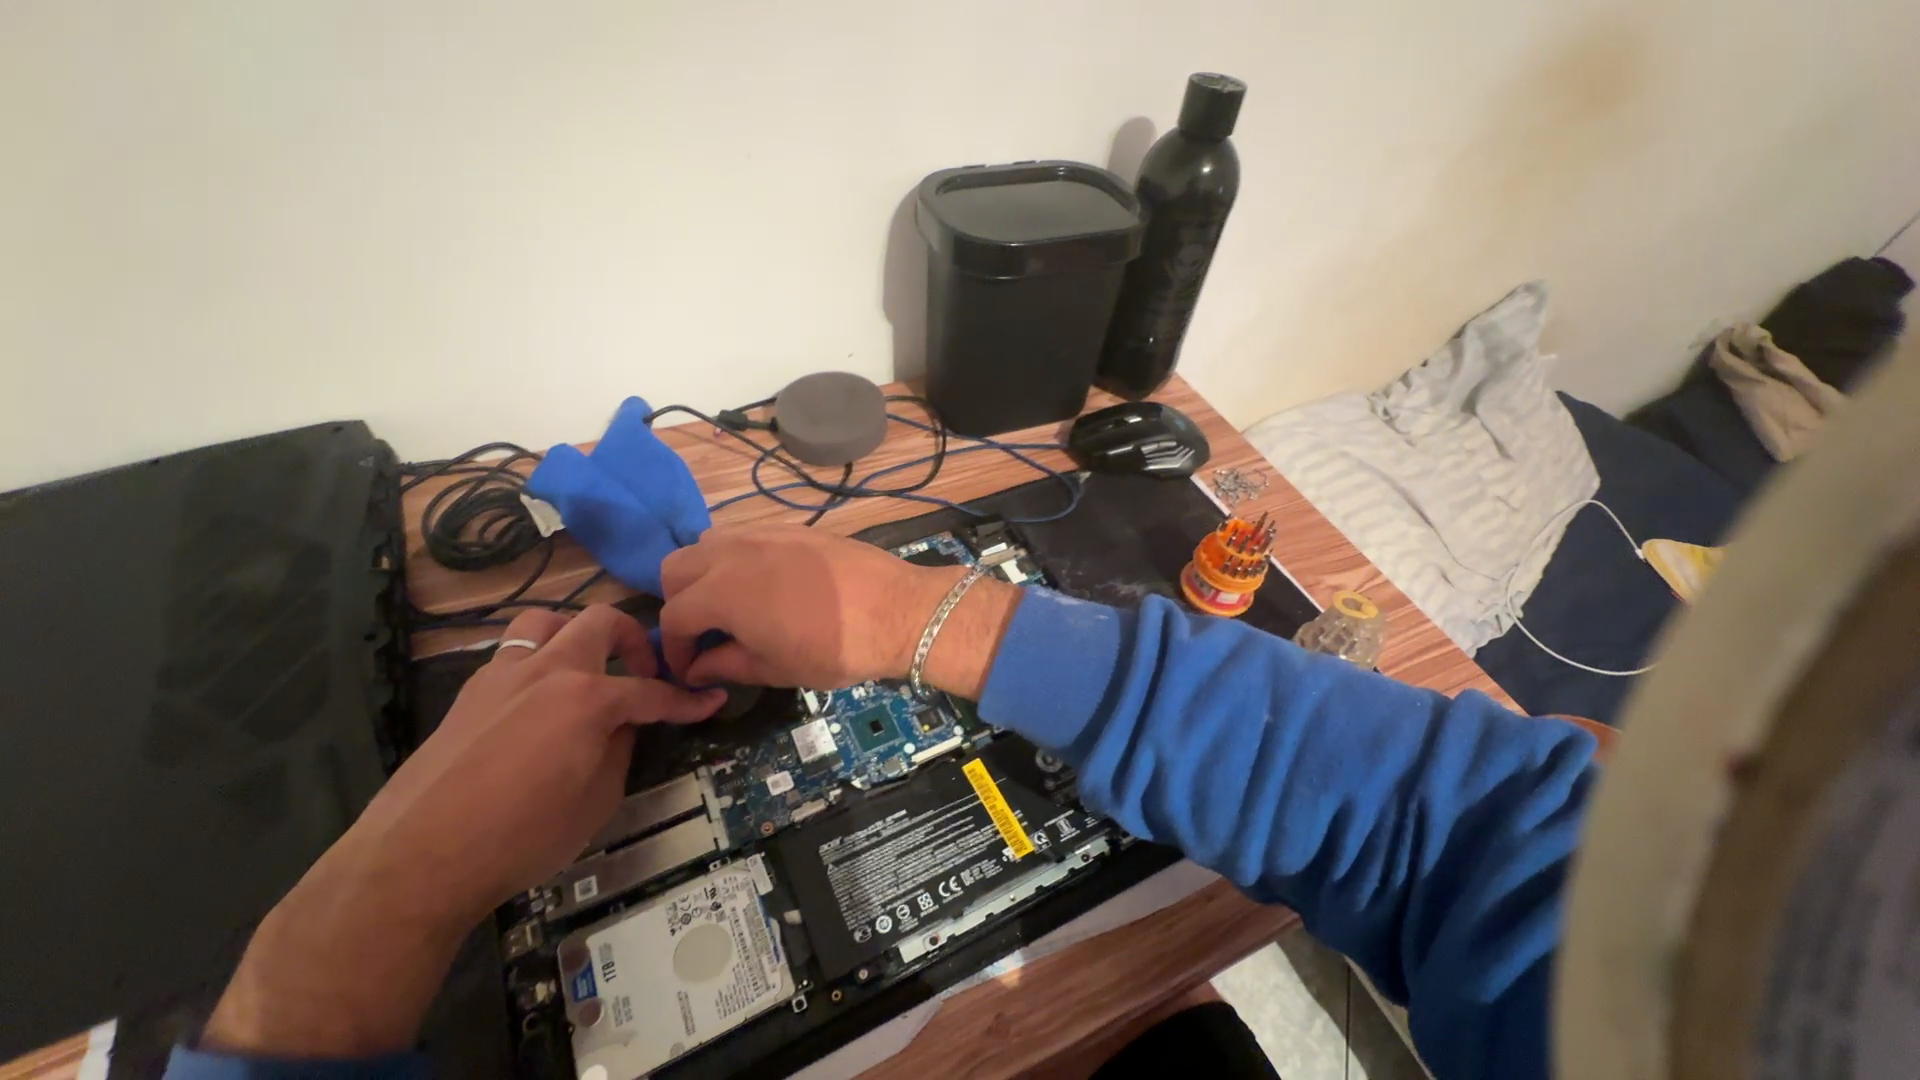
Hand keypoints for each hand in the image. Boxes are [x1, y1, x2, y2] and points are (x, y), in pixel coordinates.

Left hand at [202, 605, 723, 1058]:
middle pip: (601, 621)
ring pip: (546, 620)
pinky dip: (537, 660)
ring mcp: (502, 675)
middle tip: (644, 673)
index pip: (652, 691)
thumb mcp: (597, 802)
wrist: (418, 858)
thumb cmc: (522, 837)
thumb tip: (623, 726)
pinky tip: (539, 701)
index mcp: (587, 698)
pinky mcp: (469, 693)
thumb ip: (619, 750)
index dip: (687, 700)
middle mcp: (547, 670)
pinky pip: (513, 653)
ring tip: (586, 668)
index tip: (712, 701)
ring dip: (576, 634)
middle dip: (635, 639)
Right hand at [658, 524, 1020, 697]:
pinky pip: (744, 534)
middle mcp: (733, 553)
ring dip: (704, 571)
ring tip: (729, 603)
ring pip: (708, 542)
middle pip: (677, 568)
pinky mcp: (790, 527)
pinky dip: (736, 556)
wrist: (897, 610)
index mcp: (722, 592)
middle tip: (703, 632)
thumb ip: (728, 664)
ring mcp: (763, 533)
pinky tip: (762, 582)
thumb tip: (699, 668)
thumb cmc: (836, 648)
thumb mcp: (777, 668)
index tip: (690, 668)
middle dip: (679, 601)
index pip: (674, 617)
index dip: (674, 649)